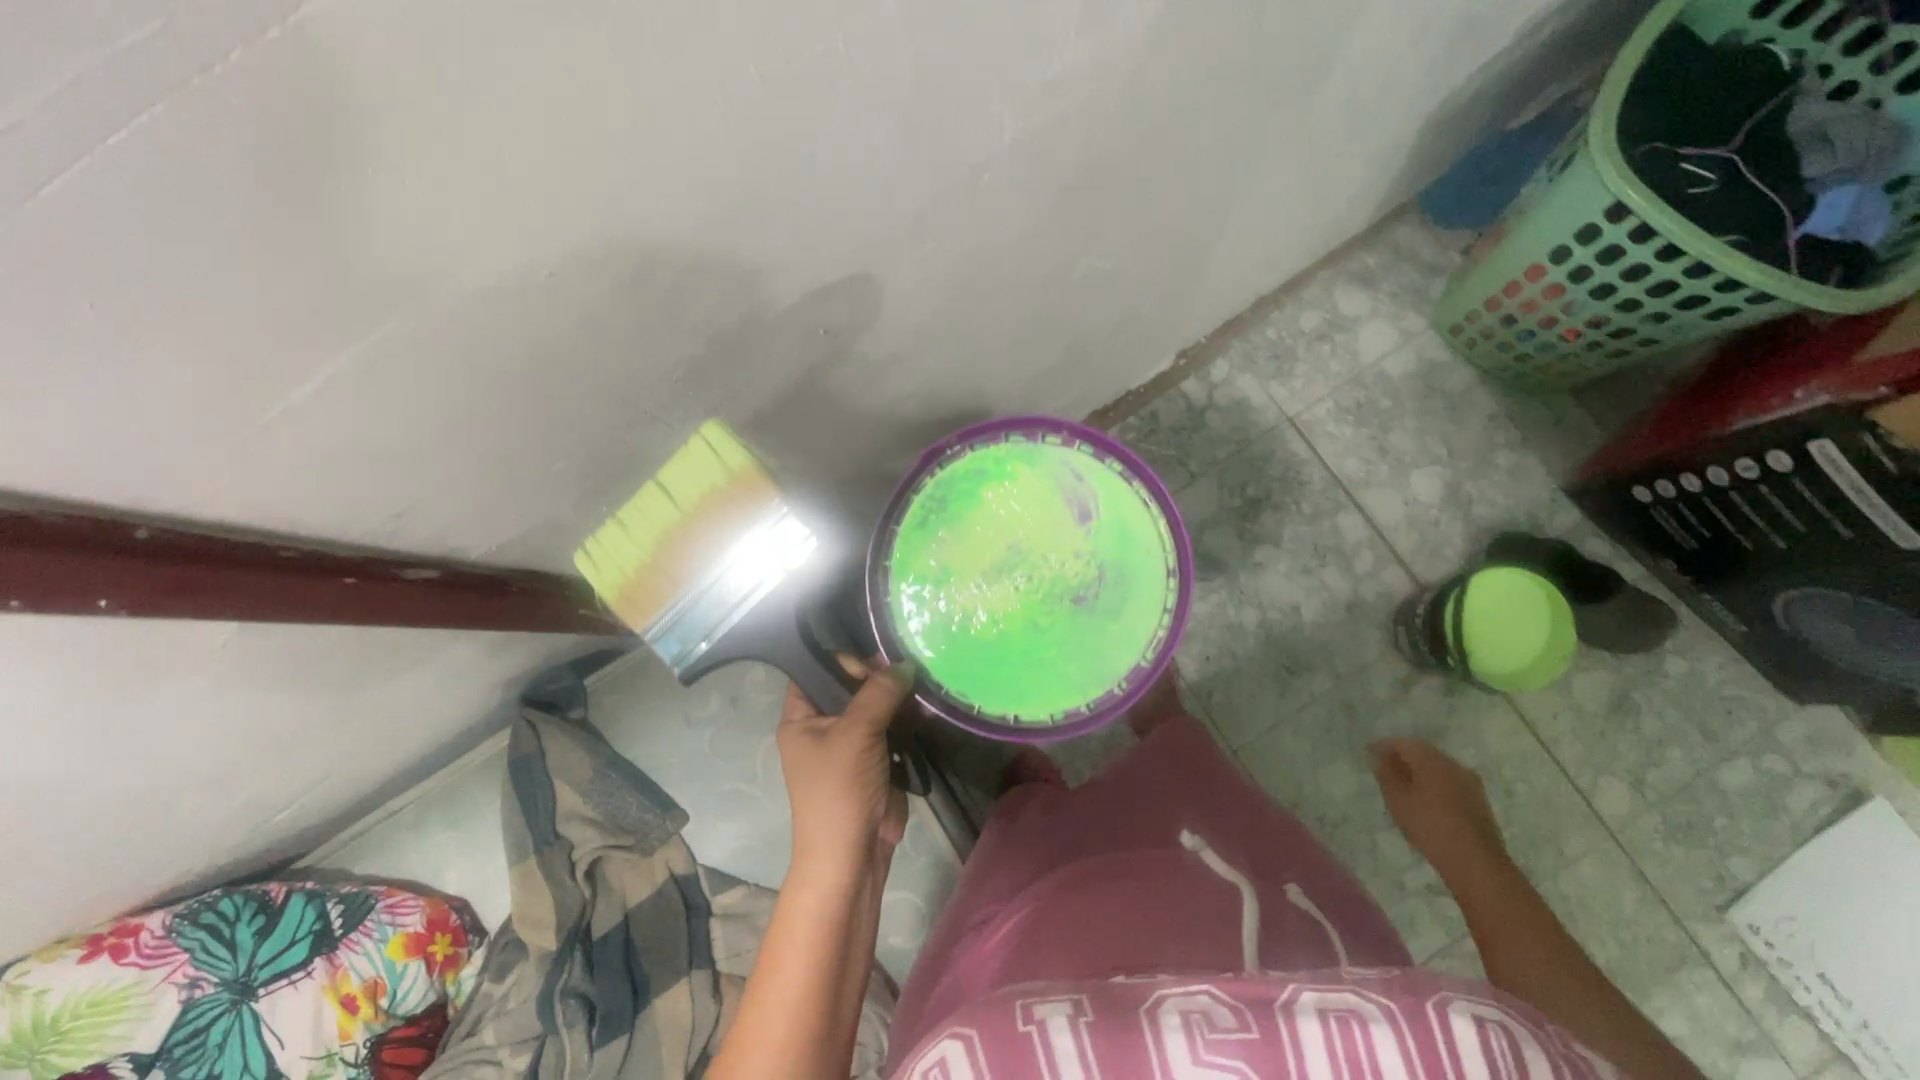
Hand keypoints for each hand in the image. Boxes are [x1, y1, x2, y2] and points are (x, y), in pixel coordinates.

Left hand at [776, 660, 913, 873]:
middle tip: (906, 664)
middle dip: (878, 675)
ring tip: (923, 681)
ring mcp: (852, 743)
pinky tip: (929, 706)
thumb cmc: (839, 789)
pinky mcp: (878, 759)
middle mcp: (823, 726)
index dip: (841, 659)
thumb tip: (903, 664)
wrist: (853, 852)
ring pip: (875, 707)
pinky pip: (893, 729)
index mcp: (801, 718)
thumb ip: (878, 694)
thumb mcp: (855, 734)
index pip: (815, 671)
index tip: (874, 657)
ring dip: (898, 696)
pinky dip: (908, 718)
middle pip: (850, 686)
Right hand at [1370, 737, 1508, 880]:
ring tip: (1404, 787)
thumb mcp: (1398, 801)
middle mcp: (1453, 764)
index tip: (1369, 755)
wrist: (1476, 861)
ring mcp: (1470, 781)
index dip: (1384, 746)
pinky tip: (1426, 800)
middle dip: (1403, 757)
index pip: (1404, 742)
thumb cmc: (1430, 828)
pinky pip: (1450, 780)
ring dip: (1420, 771)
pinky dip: (1434, 783)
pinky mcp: (1478, 798)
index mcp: (1432, 761)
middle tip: (1384, 769)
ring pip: (1438, 766)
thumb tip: (1378, 757)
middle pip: (1423, 752)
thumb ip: (1386, 775)